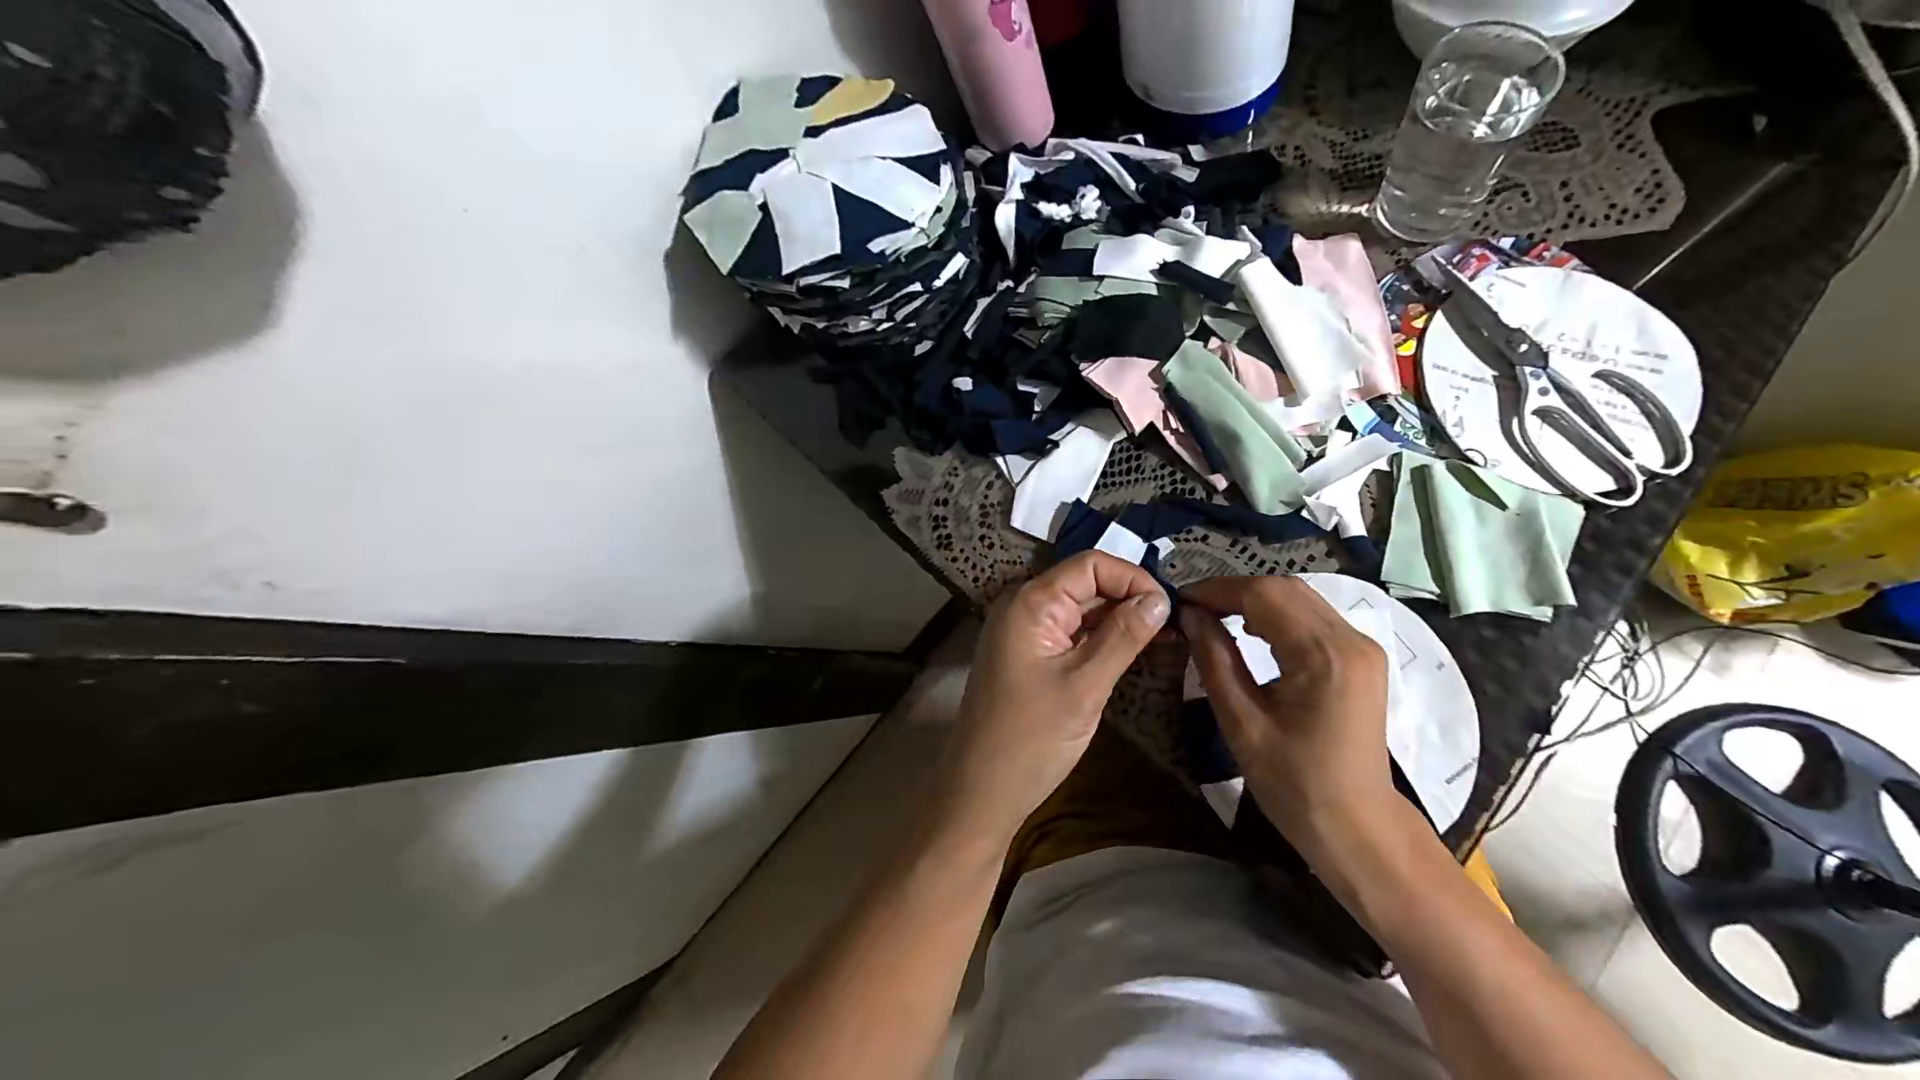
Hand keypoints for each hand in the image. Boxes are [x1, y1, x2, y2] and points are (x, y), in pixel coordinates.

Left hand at [936, 552, 1170, 841]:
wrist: (982, 789)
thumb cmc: (1032, 739)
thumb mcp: (1086, 685)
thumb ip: (1124, 636)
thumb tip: (1161, 597)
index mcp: (1030, 603)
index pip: (1090, 565)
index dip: (1132, 577)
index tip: (1169, 607)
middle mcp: (1023, 607)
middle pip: (1085, 583)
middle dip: (1129, 597)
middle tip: (1174, 625)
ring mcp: (1023, 632)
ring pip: (1080, 609)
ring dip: (1118, 618)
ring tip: (1162, 637)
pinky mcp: (1028, 656)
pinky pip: (1069, 633)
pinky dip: (1100, 638)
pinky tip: (1130, 651)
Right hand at [1180, 576, 1398, 861]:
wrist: (1356, 826)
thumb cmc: (1293, 783)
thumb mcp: (1240, 721)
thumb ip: (1214, 659)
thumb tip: (1189, 616)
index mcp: (1322, 656)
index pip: (1263, 594)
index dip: (1216, 590)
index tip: (1180, 601)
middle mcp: (1350, 640)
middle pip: (1285, 588)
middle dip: (1234, 591)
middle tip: (1193, 610)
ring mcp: (1362, 647)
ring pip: (1300, 598)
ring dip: (1255, 600)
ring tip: (1215, 618)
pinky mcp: (1362, 658)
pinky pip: (1314, 617)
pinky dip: (1278, 615)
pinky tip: (1252, 631)